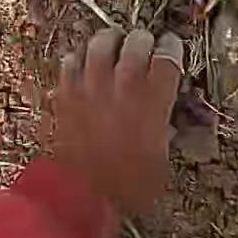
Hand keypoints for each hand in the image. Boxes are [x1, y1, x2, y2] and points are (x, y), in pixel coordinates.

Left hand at [48, 28, 183, 216]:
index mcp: (153, 101)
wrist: (78, 196)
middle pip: (136, 42)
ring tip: (113, 43)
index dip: (172, 47)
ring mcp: (91, 86)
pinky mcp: (66, 93)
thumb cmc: (126, 187)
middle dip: (143, 40)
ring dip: (110, 40)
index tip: (171, 46)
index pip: (168, 58)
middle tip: (143, 44)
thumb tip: (170, 121)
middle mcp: (123, 86)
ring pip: (101, 44)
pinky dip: (79, 58)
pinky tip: (83, 62)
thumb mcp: (160, 161)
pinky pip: (71, 61)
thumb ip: (166, 132)